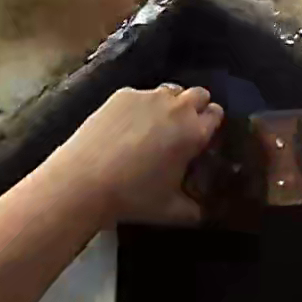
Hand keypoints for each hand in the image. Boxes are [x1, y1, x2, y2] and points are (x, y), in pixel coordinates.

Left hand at [41, 84, 223, 225]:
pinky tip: (124, 126)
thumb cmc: (133, 196)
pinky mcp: (121, 95)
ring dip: (169, 103)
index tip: (201, 135)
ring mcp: (147, 97)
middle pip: (198, 94)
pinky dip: (139, 106)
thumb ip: (194, 209)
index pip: (216, 114)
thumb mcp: (172, 210)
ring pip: (169, 90)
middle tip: (181, 128)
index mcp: (194, 132)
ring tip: (153, 125)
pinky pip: (139, 95)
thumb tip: (201, 211)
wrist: (85, 180)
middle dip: (195, 107)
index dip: (210, 123)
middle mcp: (176, 108)